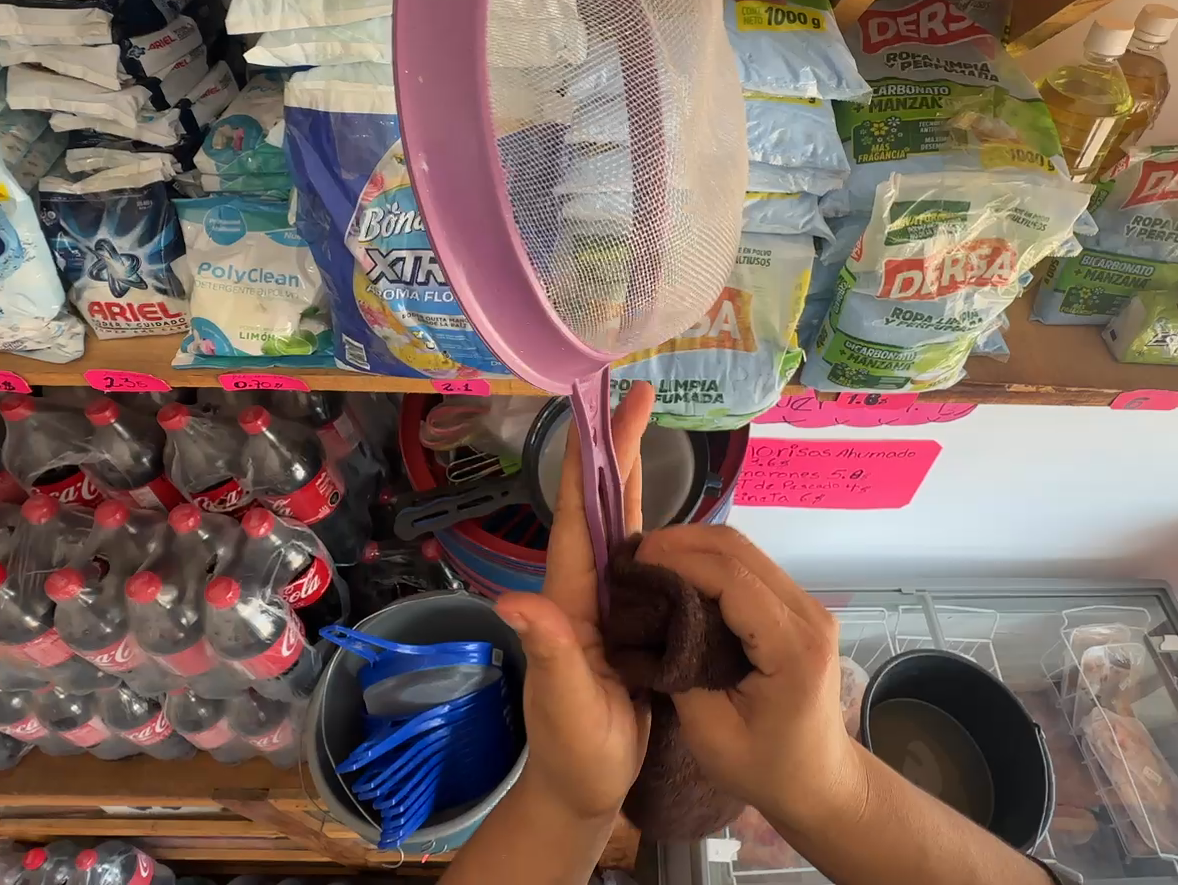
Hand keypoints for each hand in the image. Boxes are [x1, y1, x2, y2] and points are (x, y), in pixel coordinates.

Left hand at [494, 382, 655, 821]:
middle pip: (601, 501)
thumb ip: (548, 653)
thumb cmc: (575, 749)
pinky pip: (641, 550)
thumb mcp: (563, 705)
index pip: (578, 512)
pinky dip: (648, 512)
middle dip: (616, 445)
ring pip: (621, 519)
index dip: (588, 459)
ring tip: (646, 422)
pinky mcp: (630, 611)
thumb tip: (513, 598)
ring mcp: (607, 595)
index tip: (601, 408)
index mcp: (571, 592)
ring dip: (631, 468)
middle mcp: (586, 581)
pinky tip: (664, 498)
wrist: (585, 784)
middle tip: (637, 393)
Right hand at [634, 525, 867, 829]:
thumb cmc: (766, 768)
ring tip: (652, 561)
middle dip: (682, 542)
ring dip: (695, 546)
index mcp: (793, 648)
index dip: (681, 561)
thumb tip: (653, 619)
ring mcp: (807, 604)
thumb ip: (681, 671)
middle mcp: (808, 613)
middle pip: (739, 550)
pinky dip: (710, 560)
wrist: (819, 780)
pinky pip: (750, 565)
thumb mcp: (711, 735)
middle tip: (636, 558)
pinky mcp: (797, 604)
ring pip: (744, 550)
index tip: (636, 565)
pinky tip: (680, 572)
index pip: (733, 579)